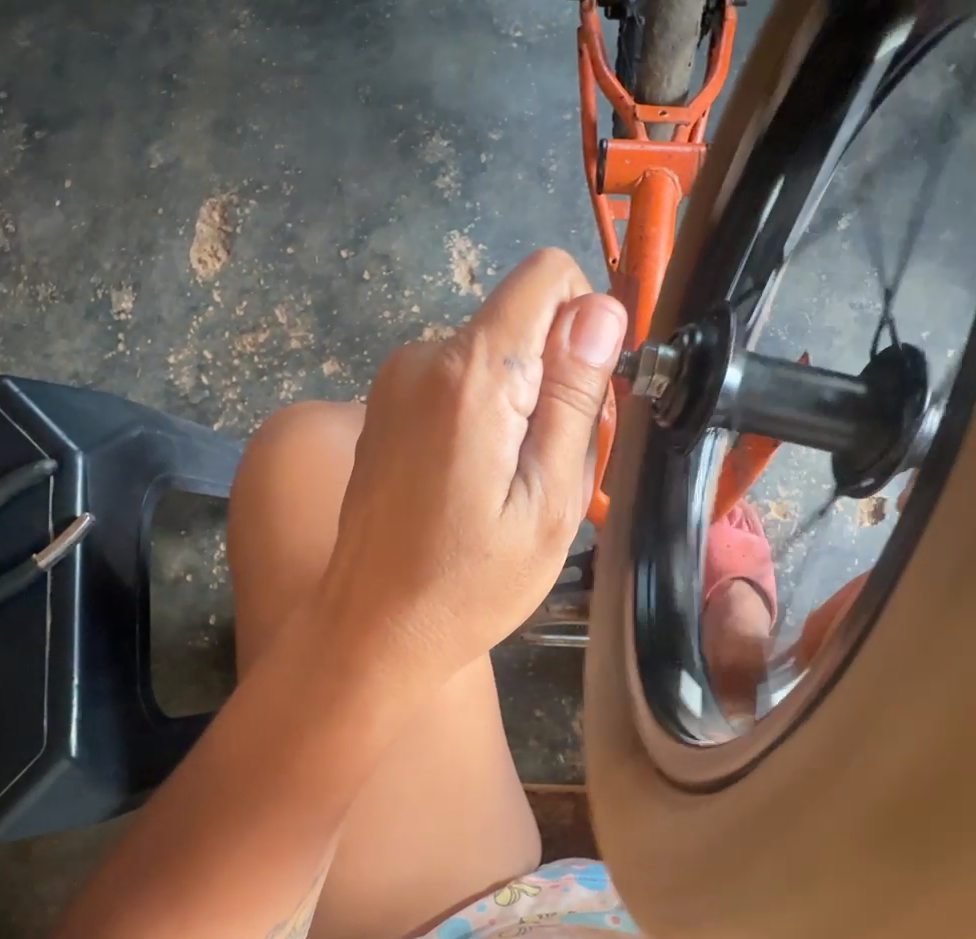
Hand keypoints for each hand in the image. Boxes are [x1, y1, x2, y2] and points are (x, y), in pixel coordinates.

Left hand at [315, 248, 627, 684]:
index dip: (585, 323)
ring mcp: (394, 380)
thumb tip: (600, 308)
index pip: (546, 274)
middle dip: (555, 378)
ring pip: (493, 355)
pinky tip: (476, 483)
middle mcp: (422, 356)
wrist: (374, 628)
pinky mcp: (385, 406)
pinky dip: (484, 417)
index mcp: (469, 373)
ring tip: (511, 487)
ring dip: (521, 405)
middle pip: (521, 320)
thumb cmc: (471, 582)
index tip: (585, 400)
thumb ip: (575, 397)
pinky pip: (457, 382)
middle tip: (550, 470)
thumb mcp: (549, 499)